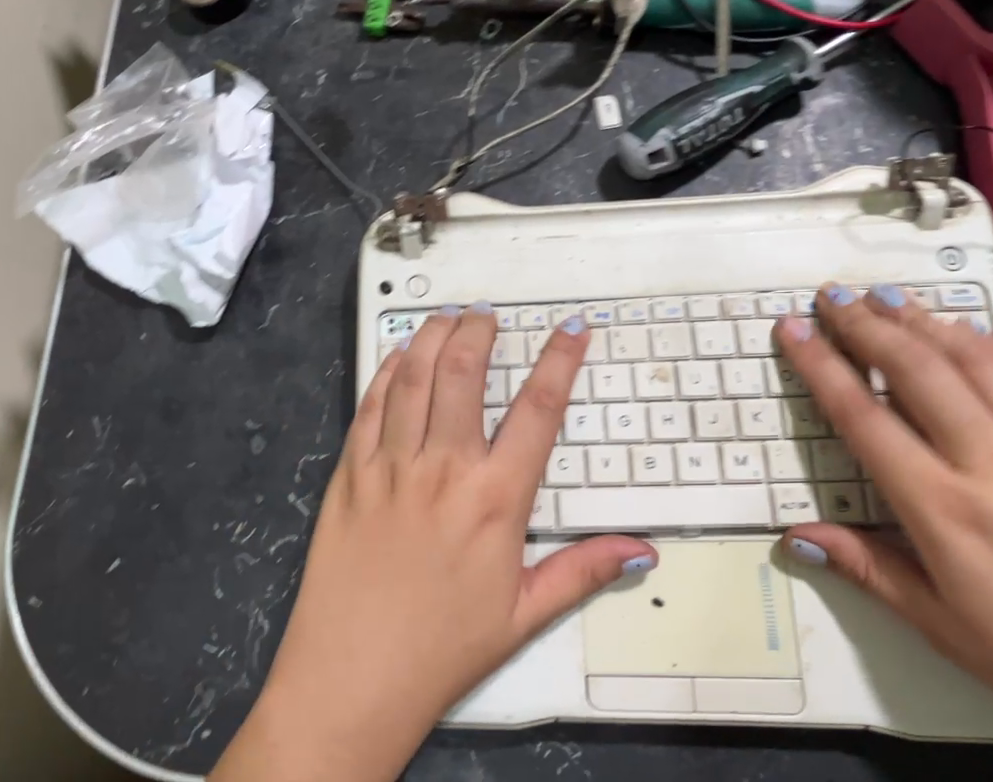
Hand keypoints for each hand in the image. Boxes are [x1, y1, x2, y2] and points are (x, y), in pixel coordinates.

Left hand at [212, 304, 654, 781]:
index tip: (571, 329)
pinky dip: (387, 371)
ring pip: (415, 378)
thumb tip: (643, 549)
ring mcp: (391, 468)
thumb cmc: (442, 650)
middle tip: (489, 314)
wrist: (351, 679)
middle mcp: (445, 470)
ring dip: (434, 337)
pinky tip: (399, 354)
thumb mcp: (524, 615)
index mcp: (496, 501)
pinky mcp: (349, 475)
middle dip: (481, 331)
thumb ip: (583, 571)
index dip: (560, 360)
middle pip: (466, 374)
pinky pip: (369, 407)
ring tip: (448, 317)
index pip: (539, 410)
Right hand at [777, 284, 992, 781]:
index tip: (792, 329)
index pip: (862, 417)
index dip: (820, 366)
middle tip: (831, 295)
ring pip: (973, 357)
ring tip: (885, 297)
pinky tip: (964, 330)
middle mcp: (992, 460)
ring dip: (921, 320)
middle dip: (864, 323)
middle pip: (914, 369)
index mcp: (944, 510)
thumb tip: (796, 538)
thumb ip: (870, 570)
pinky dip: (986, 341)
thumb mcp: (949, 632)